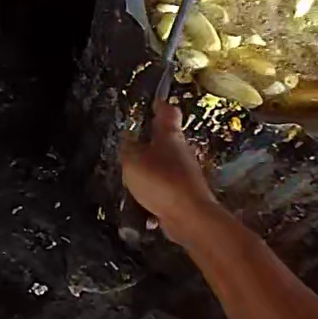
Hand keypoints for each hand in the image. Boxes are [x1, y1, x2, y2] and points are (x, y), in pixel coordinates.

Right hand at [120, 100, 219, 234]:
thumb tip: (128, 140)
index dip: (160, 106)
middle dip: (151, 141)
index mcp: (170, 136)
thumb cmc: (161, 181)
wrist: (189, 216)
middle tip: (134, 143)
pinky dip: (154, 195)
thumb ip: (128, 149)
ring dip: (151, 170)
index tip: (154, 102)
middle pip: (166, 140)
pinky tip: (143, 205)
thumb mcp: (133, 161)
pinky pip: (165, 190)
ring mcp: (185, 174)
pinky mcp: (185, 194)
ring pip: (165, 166)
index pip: (168, 112)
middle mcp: (181, 151)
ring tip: (133, 177)